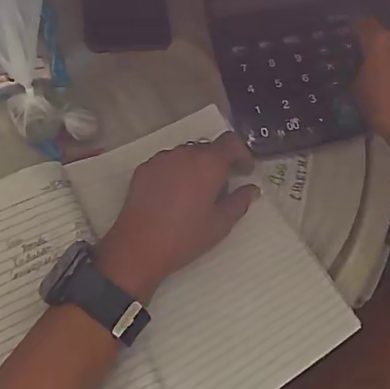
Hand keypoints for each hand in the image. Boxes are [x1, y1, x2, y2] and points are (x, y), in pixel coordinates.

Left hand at [97, 132, 259, 299]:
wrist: (138, 246)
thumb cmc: (185, 236)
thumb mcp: (220, 224)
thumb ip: (239, 202)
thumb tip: (251, 189)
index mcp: (208, 163)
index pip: (231, 142)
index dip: (242, 153)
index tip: (244, 171)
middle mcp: (185, 153)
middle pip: (208, 148)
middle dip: (218, 163)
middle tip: (221, 188)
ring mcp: (161, 159)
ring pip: (186, 155)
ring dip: (196, 167)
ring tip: (195, 194)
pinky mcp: (144, 168)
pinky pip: (167, 163)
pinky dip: (176, 172)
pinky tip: (173, 196)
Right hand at [354, 17, 389, 163]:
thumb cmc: (382, 108)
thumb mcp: (359, 86)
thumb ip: (362, 65)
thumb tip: (367, 61)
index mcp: (380, 40)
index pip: (365, 23)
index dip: (358, 29)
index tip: (354, 37)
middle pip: (388, 34)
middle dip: (381, 44)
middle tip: (375, 60)